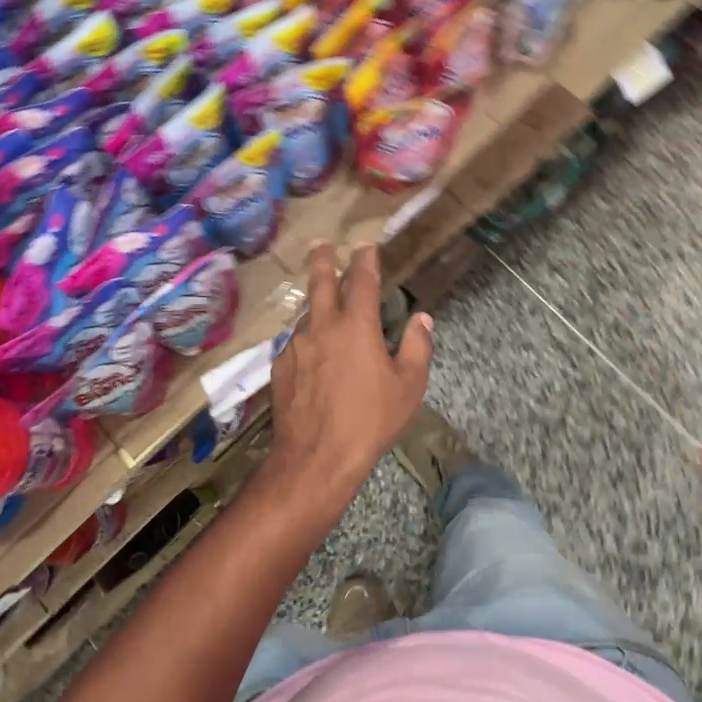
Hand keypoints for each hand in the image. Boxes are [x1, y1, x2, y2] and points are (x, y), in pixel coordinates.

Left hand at [263, 243, 434, 519]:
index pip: (362, 279)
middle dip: (324, 259)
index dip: (366, 258)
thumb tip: (421, 319)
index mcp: (356, 326)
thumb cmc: (370, 421)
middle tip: (322, 244)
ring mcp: (296, 346)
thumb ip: (416, 347)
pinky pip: (295, 342)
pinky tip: (311, 352)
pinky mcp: (280, 366)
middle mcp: (322, 326)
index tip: (365, 244)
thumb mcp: (408, 386)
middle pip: (321, 282)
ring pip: (307, 314)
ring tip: (322, 304)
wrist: (316, 456)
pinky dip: (306, 338)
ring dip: (315, 303)